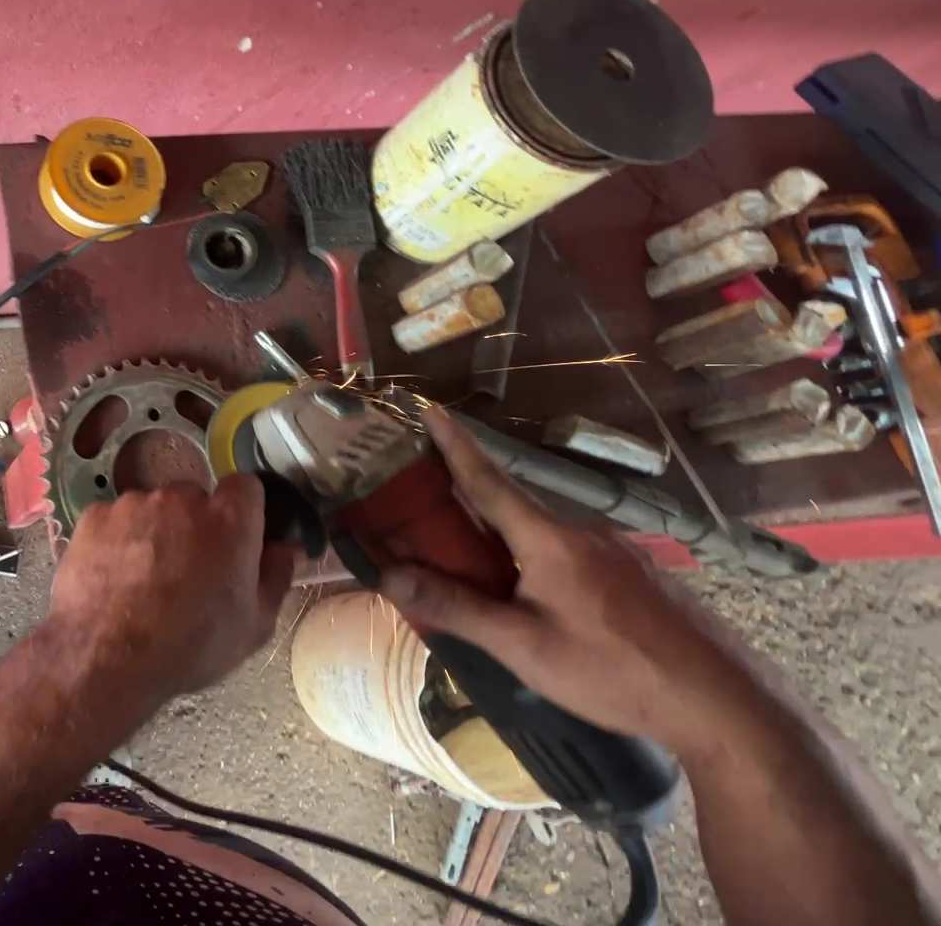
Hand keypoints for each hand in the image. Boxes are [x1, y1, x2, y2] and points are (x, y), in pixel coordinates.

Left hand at [47, 475, 291, 699]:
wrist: (104, 655)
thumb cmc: (188, 646)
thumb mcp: (252, 626)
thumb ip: (274, 576)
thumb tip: (286, 548)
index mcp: (228, 520)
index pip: (245, 487)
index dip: (242, 510)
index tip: (235, 537)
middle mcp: (180, 499)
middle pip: (194, 499)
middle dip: (193, 525)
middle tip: (186, 569)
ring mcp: (132, 503)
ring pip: (151, 508)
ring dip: (153, 532)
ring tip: (143, 579)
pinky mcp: (94, 515)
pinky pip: (114, 520)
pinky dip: (116, 540)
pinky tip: (112, 576)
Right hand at [375, 408, 751, 753]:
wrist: (731, 709)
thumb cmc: (618, 673)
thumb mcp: (524, 647)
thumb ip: (455, 608)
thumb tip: (387, 576)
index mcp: (550, 540)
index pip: (488, 480)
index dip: (454, 445)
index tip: (430, 409)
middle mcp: (582, 534)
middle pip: (506, 508)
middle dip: (461, 503)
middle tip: (416, 509)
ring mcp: (614, 553)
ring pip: (536, 536)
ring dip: (494, 540)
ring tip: (462, 565)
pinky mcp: (634, 577)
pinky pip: (563, 554)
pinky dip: (527, 560)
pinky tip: (524, 596)